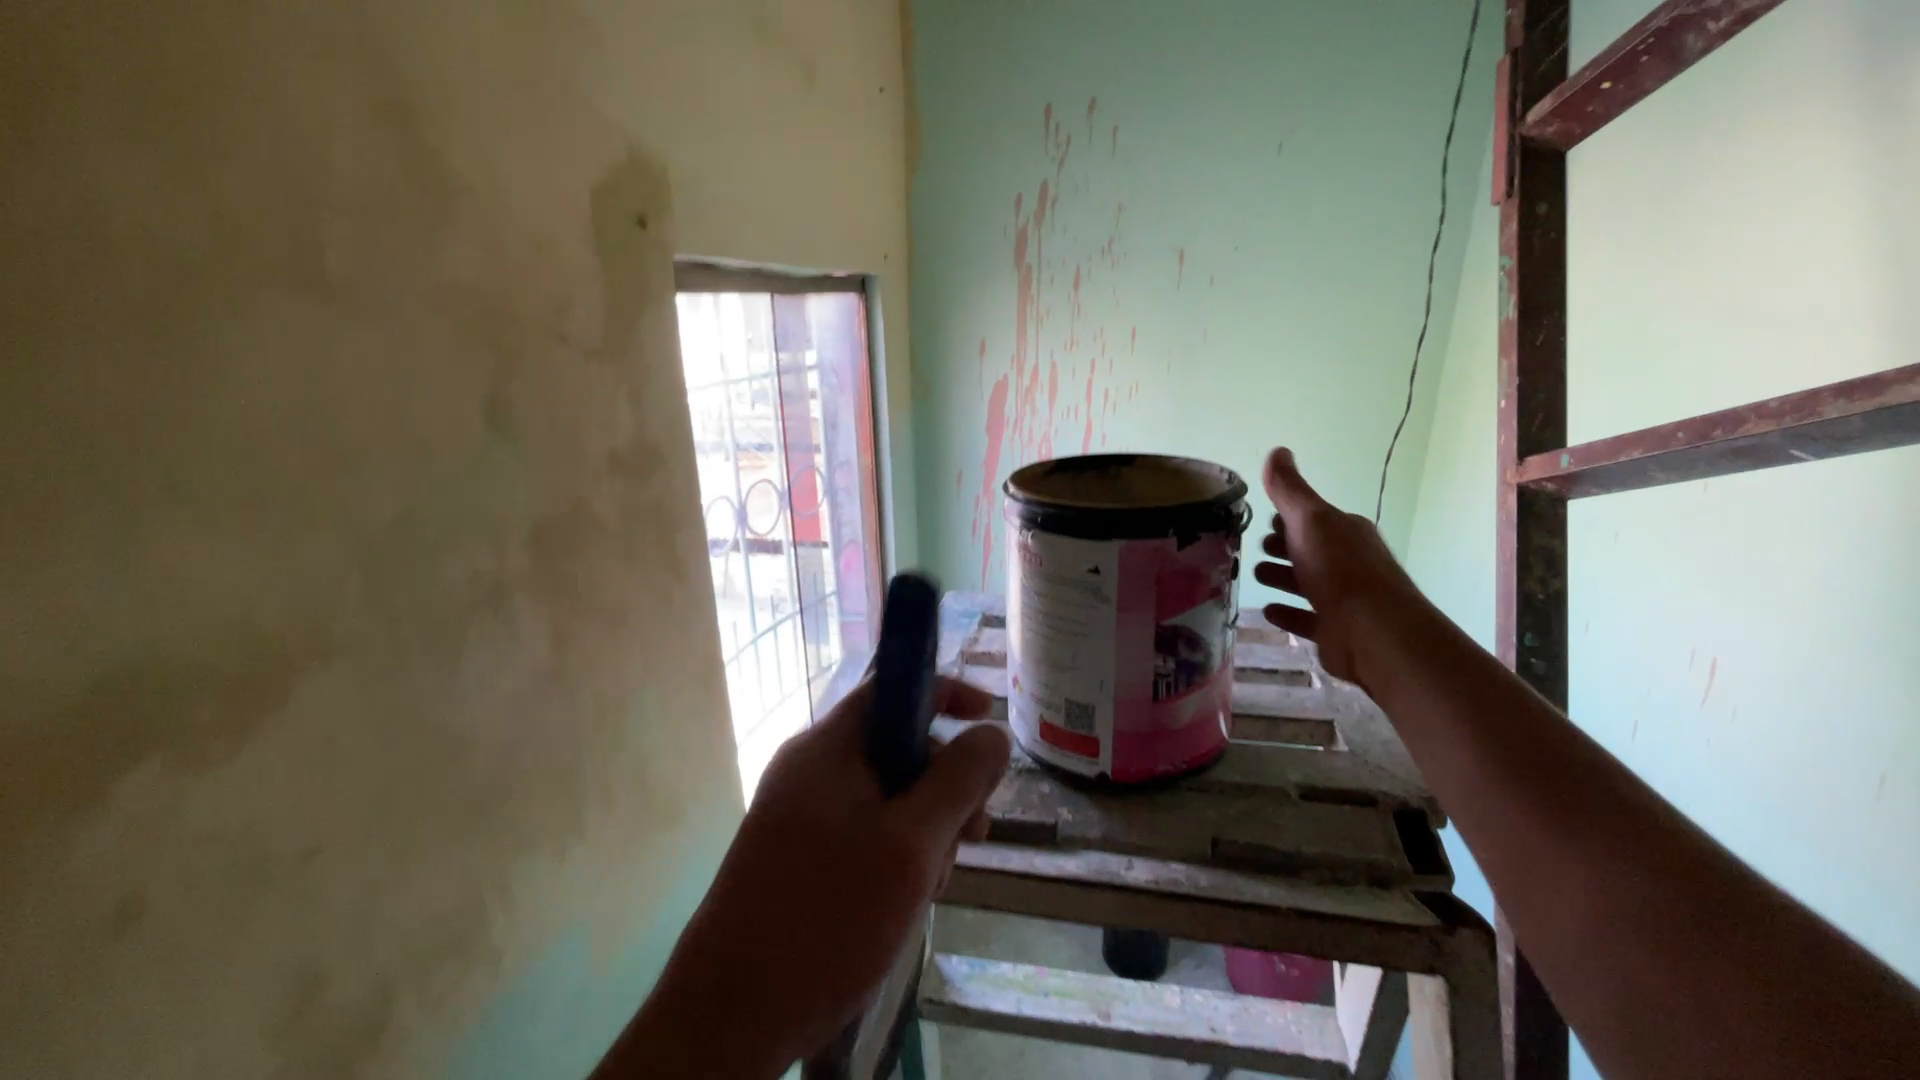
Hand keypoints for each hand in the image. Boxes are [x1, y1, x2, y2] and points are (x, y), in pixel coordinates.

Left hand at [597, 677, 1009, 1077]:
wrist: (732, 1013)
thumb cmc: (828, 917)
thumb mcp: (911, 843)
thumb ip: (959, 780)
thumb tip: (992, 733)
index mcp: (828, 748)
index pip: (892, 688)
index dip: (946, 694)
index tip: (991, 720)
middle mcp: (810, 770)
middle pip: (896, 748)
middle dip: (945, 785)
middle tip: (975, 834)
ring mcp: (800, 815)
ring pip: (885, 797)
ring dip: (925, 830)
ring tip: (934, 883)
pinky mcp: (797, 857)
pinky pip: (863, 833)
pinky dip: (896, 854)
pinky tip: (907, 901)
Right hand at [1252, 447, 1425, 692]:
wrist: (1373, 631)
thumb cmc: (1339, 569)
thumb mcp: (1309, 520)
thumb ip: (1289, 489)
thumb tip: (1277, 450)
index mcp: (1344, 532)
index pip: (1310, 519)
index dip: (1285, 518)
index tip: (1260, 519)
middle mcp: (1347, 562)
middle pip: (1308, 550)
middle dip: (1281, 547)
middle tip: (1251, 548)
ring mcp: (1343, 598)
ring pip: (1306, 583)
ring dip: (1281, 578)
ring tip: (1254, 577)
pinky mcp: (1334, 630)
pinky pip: (1305, 618)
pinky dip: (1287, 613)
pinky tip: (1267, 611)